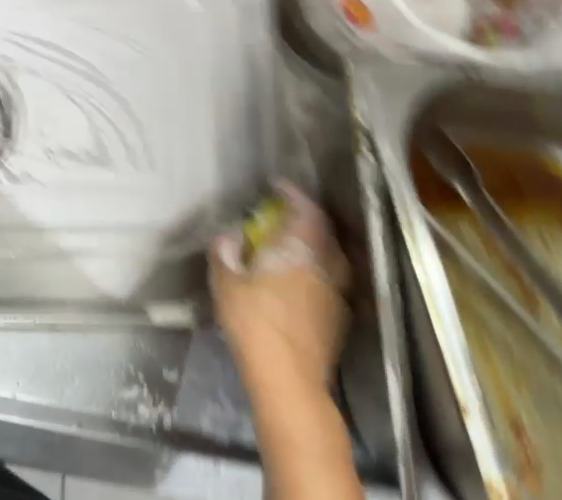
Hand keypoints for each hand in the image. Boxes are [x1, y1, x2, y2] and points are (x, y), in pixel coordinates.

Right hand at [210, 182, 350, 392]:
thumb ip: (225, 250)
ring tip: (291, 246)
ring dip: (315, 245)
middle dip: (306, 219)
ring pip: (332, 259)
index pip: (307, 213)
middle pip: (325, 234)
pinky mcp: (338, 317)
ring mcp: (336, 294)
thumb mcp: (224, 281)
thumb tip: (229, 233)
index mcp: (298, 252)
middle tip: (282, 216)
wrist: (288, 376)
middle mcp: (324, 268)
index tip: (278, 186)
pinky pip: (330, 280)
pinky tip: (298, 281)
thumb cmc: (251, 322)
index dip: (295, 195)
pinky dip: (316, 270)